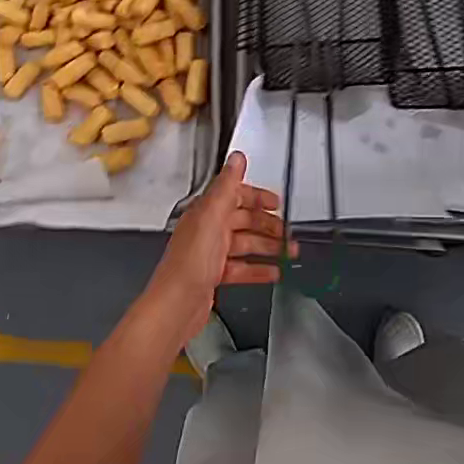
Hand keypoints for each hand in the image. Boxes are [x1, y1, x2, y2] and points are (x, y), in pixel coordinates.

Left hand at [140, 152, 289, 341]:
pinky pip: (242, 268)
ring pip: (245, 244)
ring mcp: (210, 254)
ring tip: (288, 251)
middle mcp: (207, 230)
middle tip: (288, 231)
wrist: (176, 306)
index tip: (276, 201)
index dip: (257, 197)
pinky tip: (273, 272)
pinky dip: (259, 269)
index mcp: (206, 212)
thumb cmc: (188, 264)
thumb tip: (236, 158)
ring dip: (268, 246)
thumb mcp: (212, 217)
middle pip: (243, 220)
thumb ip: (226, 185)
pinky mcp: (214, 276)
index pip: (234, 195)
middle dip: (267, 224)